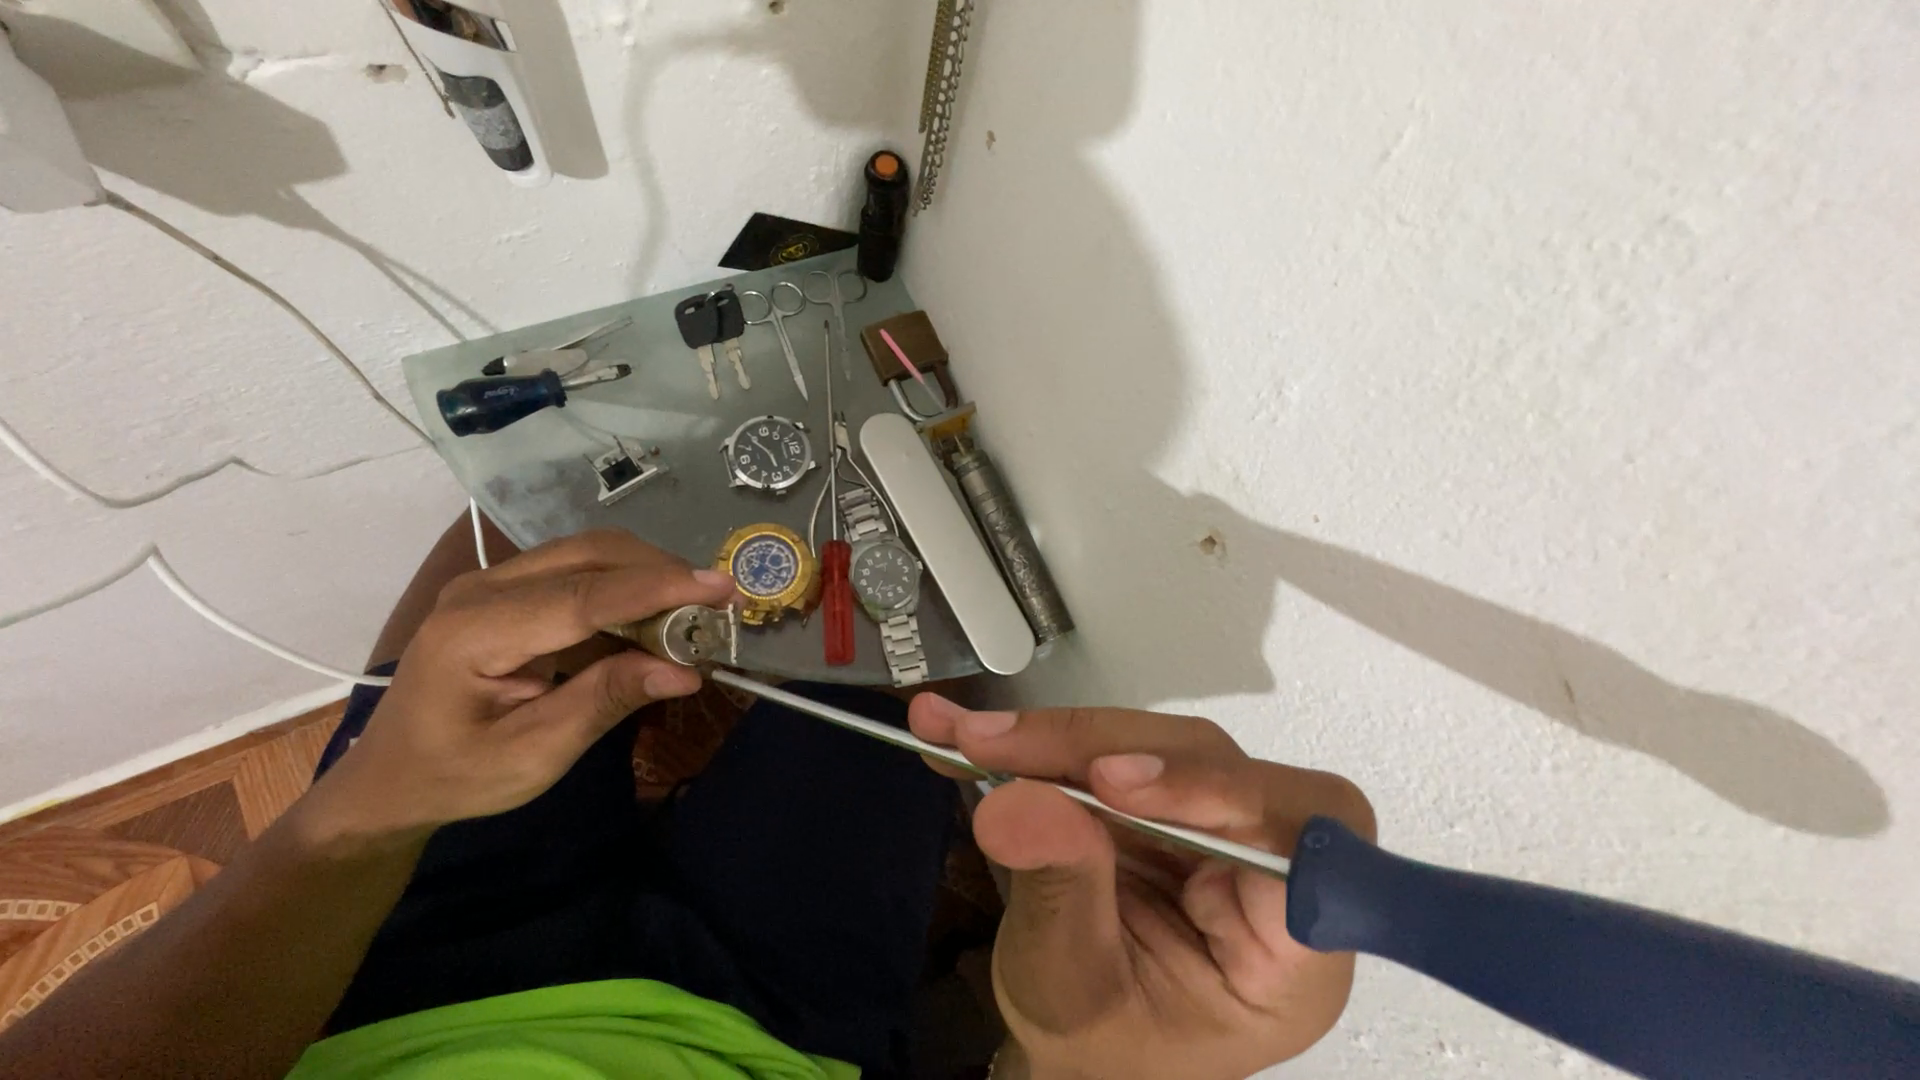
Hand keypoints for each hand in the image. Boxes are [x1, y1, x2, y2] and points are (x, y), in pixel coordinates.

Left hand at [311, 529, 736, 837]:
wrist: (391, 778)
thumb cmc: (456, 776)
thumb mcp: (534, 754)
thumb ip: (605, 701)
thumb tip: (685, 671)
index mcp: (476, 631)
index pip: (584, 596)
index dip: (658, 589)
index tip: (721, 587)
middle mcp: (483, 588)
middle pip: (592, 555)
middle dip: (662, 573)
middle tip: (718, 605)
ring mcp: (494, 582)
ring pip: (590, 553)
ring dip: (649, 575)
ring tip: (694, 613)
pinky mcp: (508, 589)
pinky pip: (581, 570)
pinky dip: (628, 587)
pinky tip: (655, 618)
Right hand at [908, 699, 1375, 1079]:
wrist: (1072, 1043)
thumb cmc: (1098, 1047)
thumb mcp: (1074, 991)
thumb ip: (1060, 895)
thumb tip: (1017, 799)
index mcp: (1284, 946)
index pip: (1300, 844)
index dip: (1220, 792)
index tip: (1112, 785)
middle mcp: (1259, 865)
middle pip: (1209, 764)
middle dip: (1092, 748)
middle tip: (993, 743)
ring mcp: (1207, 820)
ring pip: (1148, 743)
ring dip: (1048, 735)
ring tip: (957, 734)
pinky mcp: (1155, 795)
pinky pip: (1100, 749)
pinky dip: (1028, 740)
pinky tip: (957, 733)